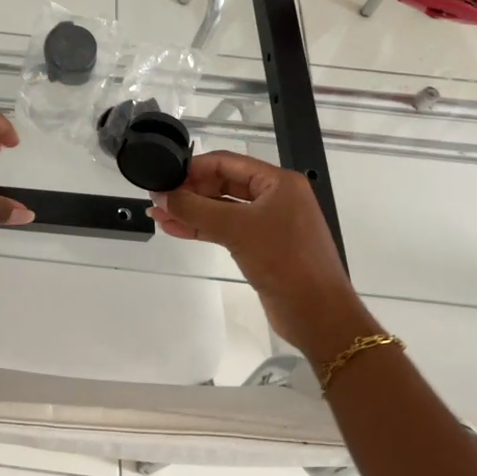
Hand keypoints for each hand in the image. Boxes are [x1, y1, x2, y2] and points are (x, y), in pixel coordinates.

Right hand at [148, 151, 369, 357]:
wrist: (317, 313)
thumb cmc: (283, 260)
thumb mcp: (235, 228)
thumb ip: (194, 209)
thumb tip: (160, 196)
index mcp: (278, 182)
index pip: (227, 162)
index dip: (194, 168)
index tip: (165, 176)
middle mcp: (276, 197)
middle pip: (224, 183)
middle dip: (190, 191)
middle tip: (159, 198)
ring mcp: (270, 223)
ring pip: (223, 208)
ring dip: (192, 211)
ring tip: (159, 215)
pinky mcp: (264, 246)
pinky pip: (228, 229)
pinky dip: (203, 228)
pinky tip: (176, 229)